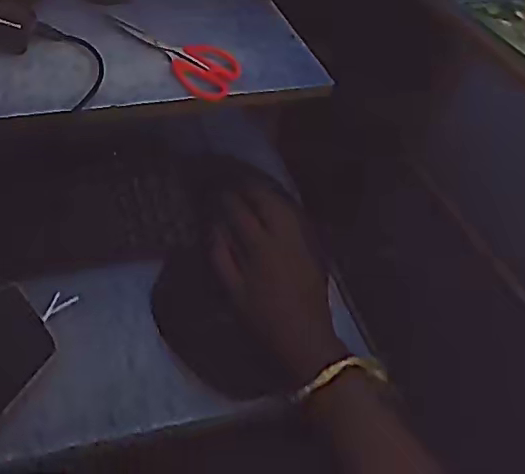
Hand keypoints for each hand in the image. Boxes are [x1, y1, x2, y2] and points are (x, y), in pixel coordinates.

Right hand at [210, 183, 347, 381]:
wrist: (307, 344)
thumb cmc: (264, 320)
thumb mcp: (232, 290)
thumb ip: (220, 253)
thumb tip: (213, 223)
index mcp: (260, 247)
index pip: (238, 209)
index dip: (223, 196)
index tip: (211, 191)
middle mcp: (283, 238)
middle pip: (264, 199)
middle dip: (246, 185)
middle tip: (230, 181)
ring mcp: (301, 242)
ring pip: (283, 204)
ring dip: (264, 192)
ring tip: (249, 187)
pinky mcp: (312, 249)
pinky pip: (296, 216)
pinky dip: (281, 204)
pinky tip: (272, 204)